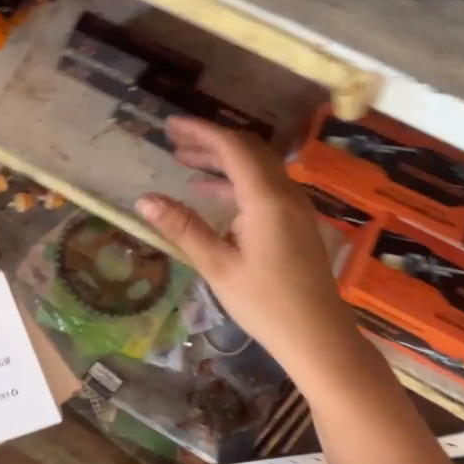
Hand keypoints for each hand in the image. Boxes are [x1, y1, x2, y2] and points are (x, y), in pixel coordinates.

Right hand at [137, 117, 360, 368]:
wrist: (318, 336)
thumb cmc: (265, 302)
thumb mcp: (216, 265)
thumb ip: (182, 227)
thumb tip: (145, 199)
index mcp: (266, 199)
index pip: (232, 148)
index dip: (200, 132)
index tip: (170, 126)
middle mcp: (285, 194)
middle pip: (248, 150)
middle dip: (210, 141)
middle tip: (173, 140)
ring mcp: (294, 208)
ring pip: (257, 167)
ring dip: (222, 159)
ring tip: (184, 161)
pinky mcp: (295, 222)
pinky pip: (263, 186)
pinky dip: (235, 180)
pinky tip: (209, 192)